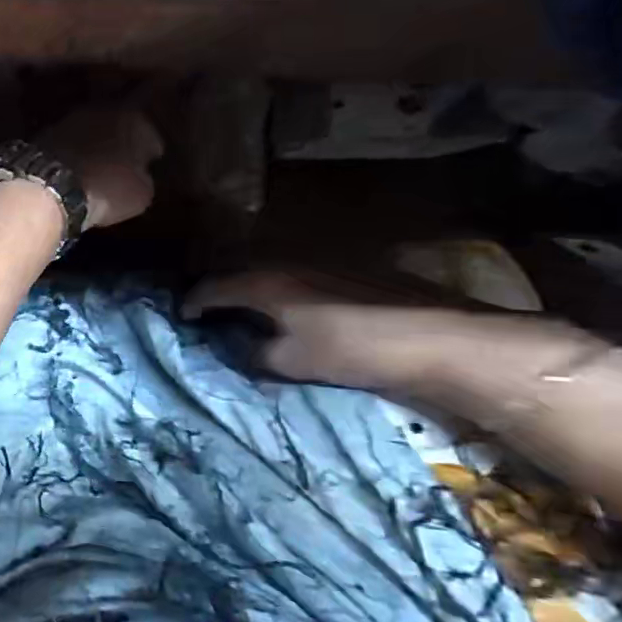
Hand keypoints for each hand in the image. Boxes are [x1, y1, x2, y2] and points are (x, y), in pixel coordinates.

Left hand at [39, 107, 162, 228]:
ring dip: (96, 145)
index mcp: (135, 119)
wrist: (49, 187)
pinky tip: (74, 169)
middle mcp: (104, 109)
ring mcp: (73, 118)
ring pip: (93, 131)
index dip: (151, 154)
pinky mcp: (47, 132)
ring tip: (97, 168)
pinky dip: (74, 152)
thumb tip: (140, 175)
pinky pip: (70, 143)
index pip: (152, 137)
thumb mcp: (141, 194)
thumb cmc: (106, 189)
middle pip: (120, 127)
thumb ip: (145, 178)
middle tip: (124, 165)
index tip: (148, 167)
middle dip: (123, 143)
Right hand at [182, 270, 597, 404]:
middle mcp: (284, 262)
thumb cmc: (353, 349)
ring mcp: (318, 261)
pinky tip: (291, 309)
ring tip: (246, 312)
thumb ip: (255, 354)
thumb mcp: (293, 361)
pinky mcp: (346, 268)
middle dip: (219, 291)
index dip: (193, 303)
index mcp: (264, 282)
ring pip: (268, 271)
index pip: (212, 287)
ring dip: (251, 289)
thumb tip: (238, 349)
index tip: (183, 318)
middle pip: (237, 272)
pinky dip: (280, 290)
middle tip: (209, 314)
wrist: (438, 336)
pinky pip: (295, 275)